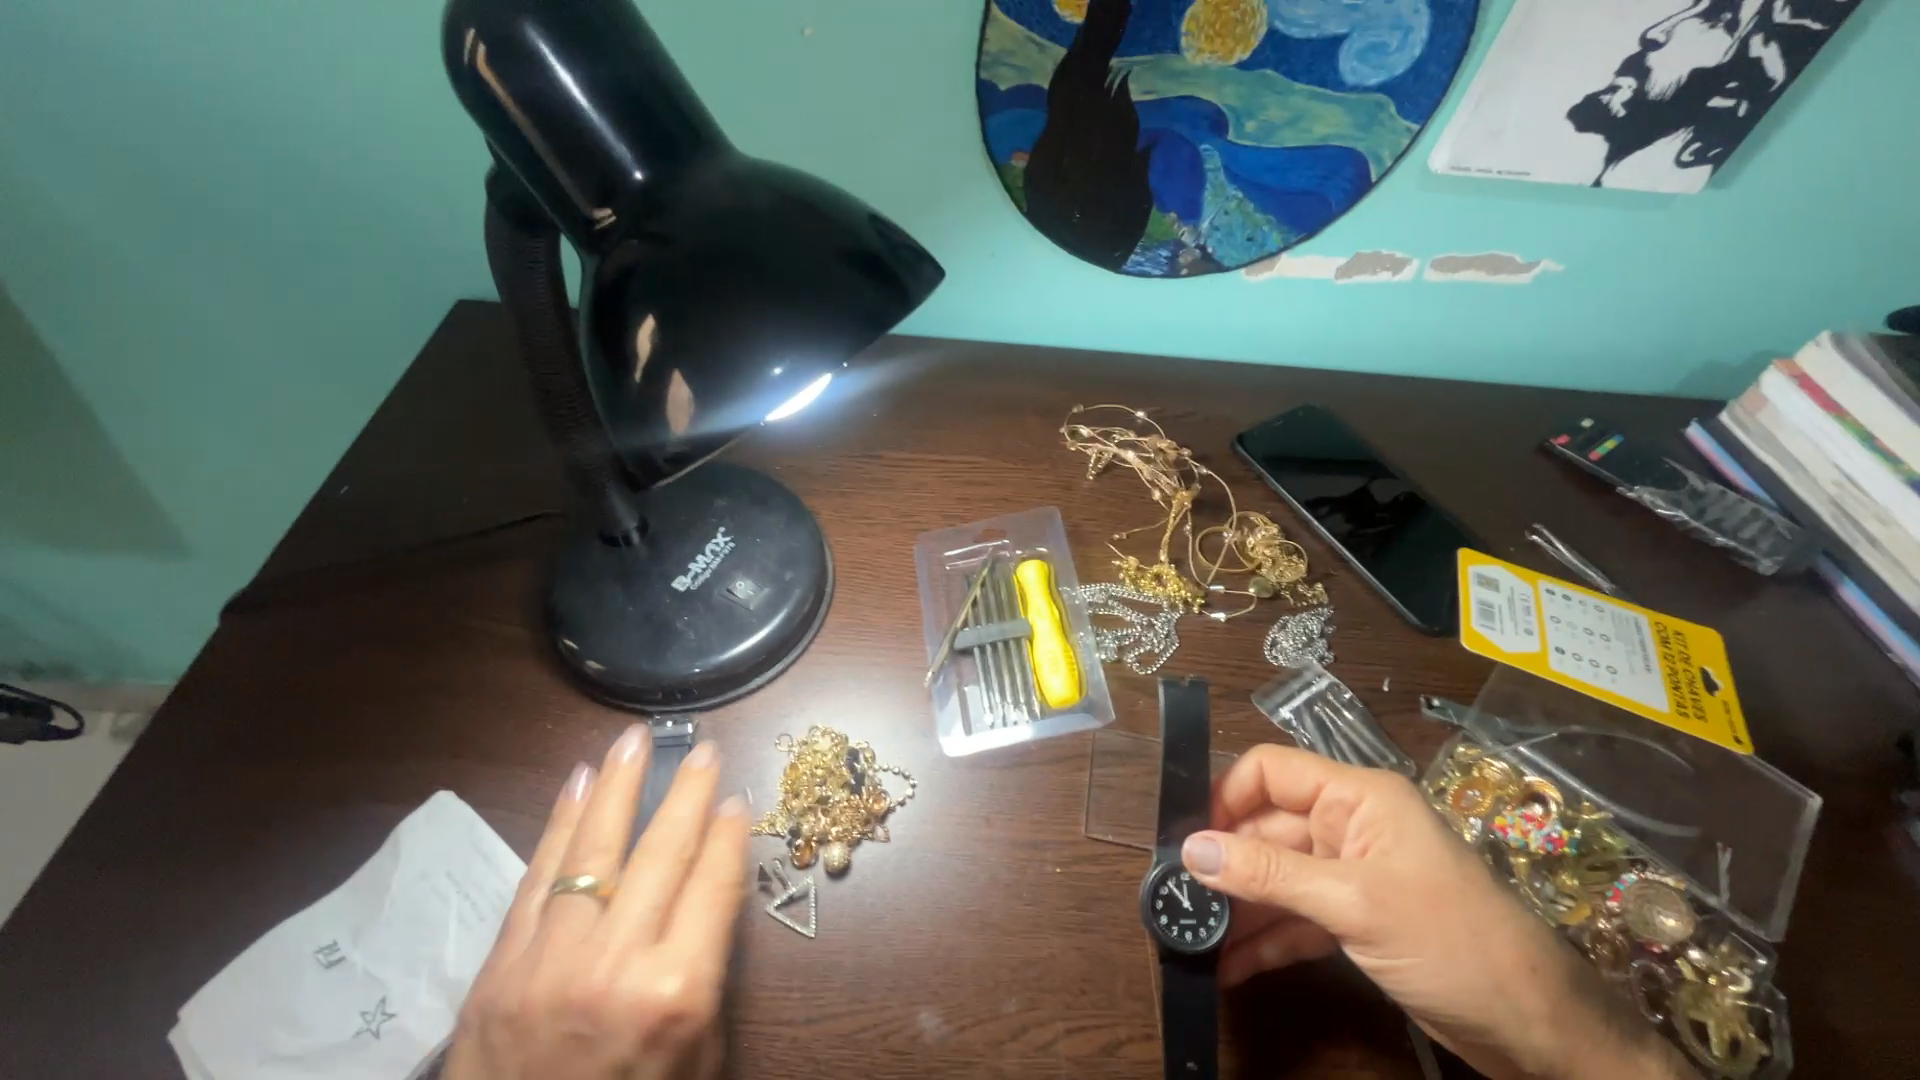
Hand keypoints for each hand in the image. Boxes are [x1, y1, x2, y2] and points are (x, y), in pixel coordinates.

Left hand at [445, 725, 749, 1079]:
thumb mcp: (700, 1058)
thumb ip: (706, 973)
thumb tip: (709, 893)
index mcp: (677, 990)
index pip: (714, 885)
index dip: (729, 836)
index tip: (738, 799)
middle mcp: (618, 962)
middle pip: (661, 854)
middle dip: (686, 794)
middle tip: (702, 750)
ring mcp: (551, 960)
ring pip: (594, 851)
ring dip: (619, 787)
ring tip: (635, 739)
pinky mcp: (500, 966)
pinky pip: (536, 878)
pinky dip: (559, 825)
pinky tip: (578, 783)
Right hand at [1180, 745, 1688, 1079]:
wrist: (1542, 1031)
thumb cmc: (1451, 943)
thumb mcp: (1354, 904)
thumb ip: (1269, 875)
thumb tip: (1191, 851)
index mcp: (1357, 798)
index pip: (1271, 772)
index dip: (1227, 797)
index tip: (1189, 840)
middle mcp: (1350, 827)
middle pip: (1267, 829)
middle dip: (1224, 863)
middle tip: (1175, 899)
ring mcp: (1352, 875)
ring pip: (1277, 878)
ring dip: (1238, 908)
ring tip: (1191, 938)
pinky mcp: (1356, 921)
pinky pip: (1296, 918)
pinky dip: (1266, 939)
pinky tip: (1230, 965)